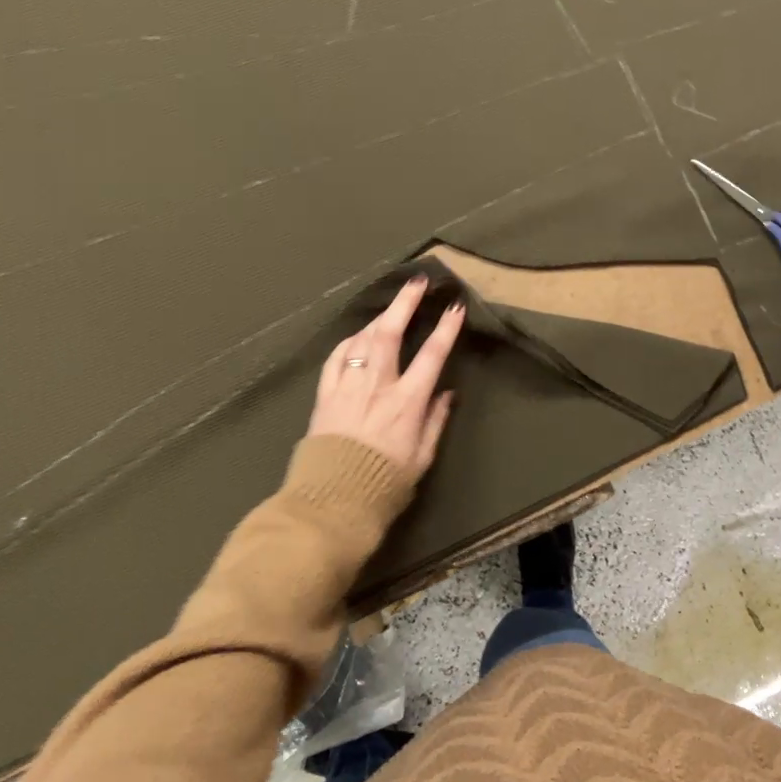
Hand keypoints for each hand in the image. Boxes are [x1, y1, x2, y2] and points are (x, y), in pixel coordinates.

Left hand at [304, 276, 464, 474]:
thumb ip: (435, 421)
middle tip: (417, 281)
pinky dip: (349, 341)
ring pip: (362, 340)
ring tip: (392, 306)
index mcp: (406, 402)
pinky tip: (357, 336)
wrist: (332, 500)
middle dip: (405, 303)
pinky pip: (337, 357)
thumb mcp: (422, 457)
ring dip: (379, 317)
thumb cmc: (385, 483)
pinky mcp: (325, 395)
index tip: (455, 307)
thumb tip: (446, 393)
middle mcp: (377, 386)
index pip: (431, 355)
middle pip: (389, 333)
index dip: (446, 329)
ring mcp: (347, 387)